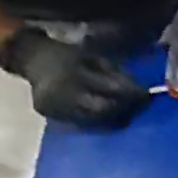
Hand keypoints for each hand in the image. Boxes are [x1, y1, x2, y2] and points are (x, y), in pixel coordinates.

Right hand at [0, 26, 149, 129]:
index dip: (132, 94)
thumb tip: (139, 91)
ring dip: (112, 117)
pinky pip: (80, 122)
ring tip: (125, 112)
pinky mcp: (51, 115)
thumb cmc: (67, 55)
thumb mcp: (91, 56)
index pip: (111, 89)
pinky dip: (96, 120)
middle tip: (138, 107)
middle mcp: (64, 92)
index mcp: (76, 72)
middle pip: (103, 109)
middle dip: (124, 109)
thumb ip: (114, 73)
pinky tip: (106, 116)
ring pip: (93, 120)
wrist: (31, 58)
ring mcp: (56, 106)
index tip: (147, 96)